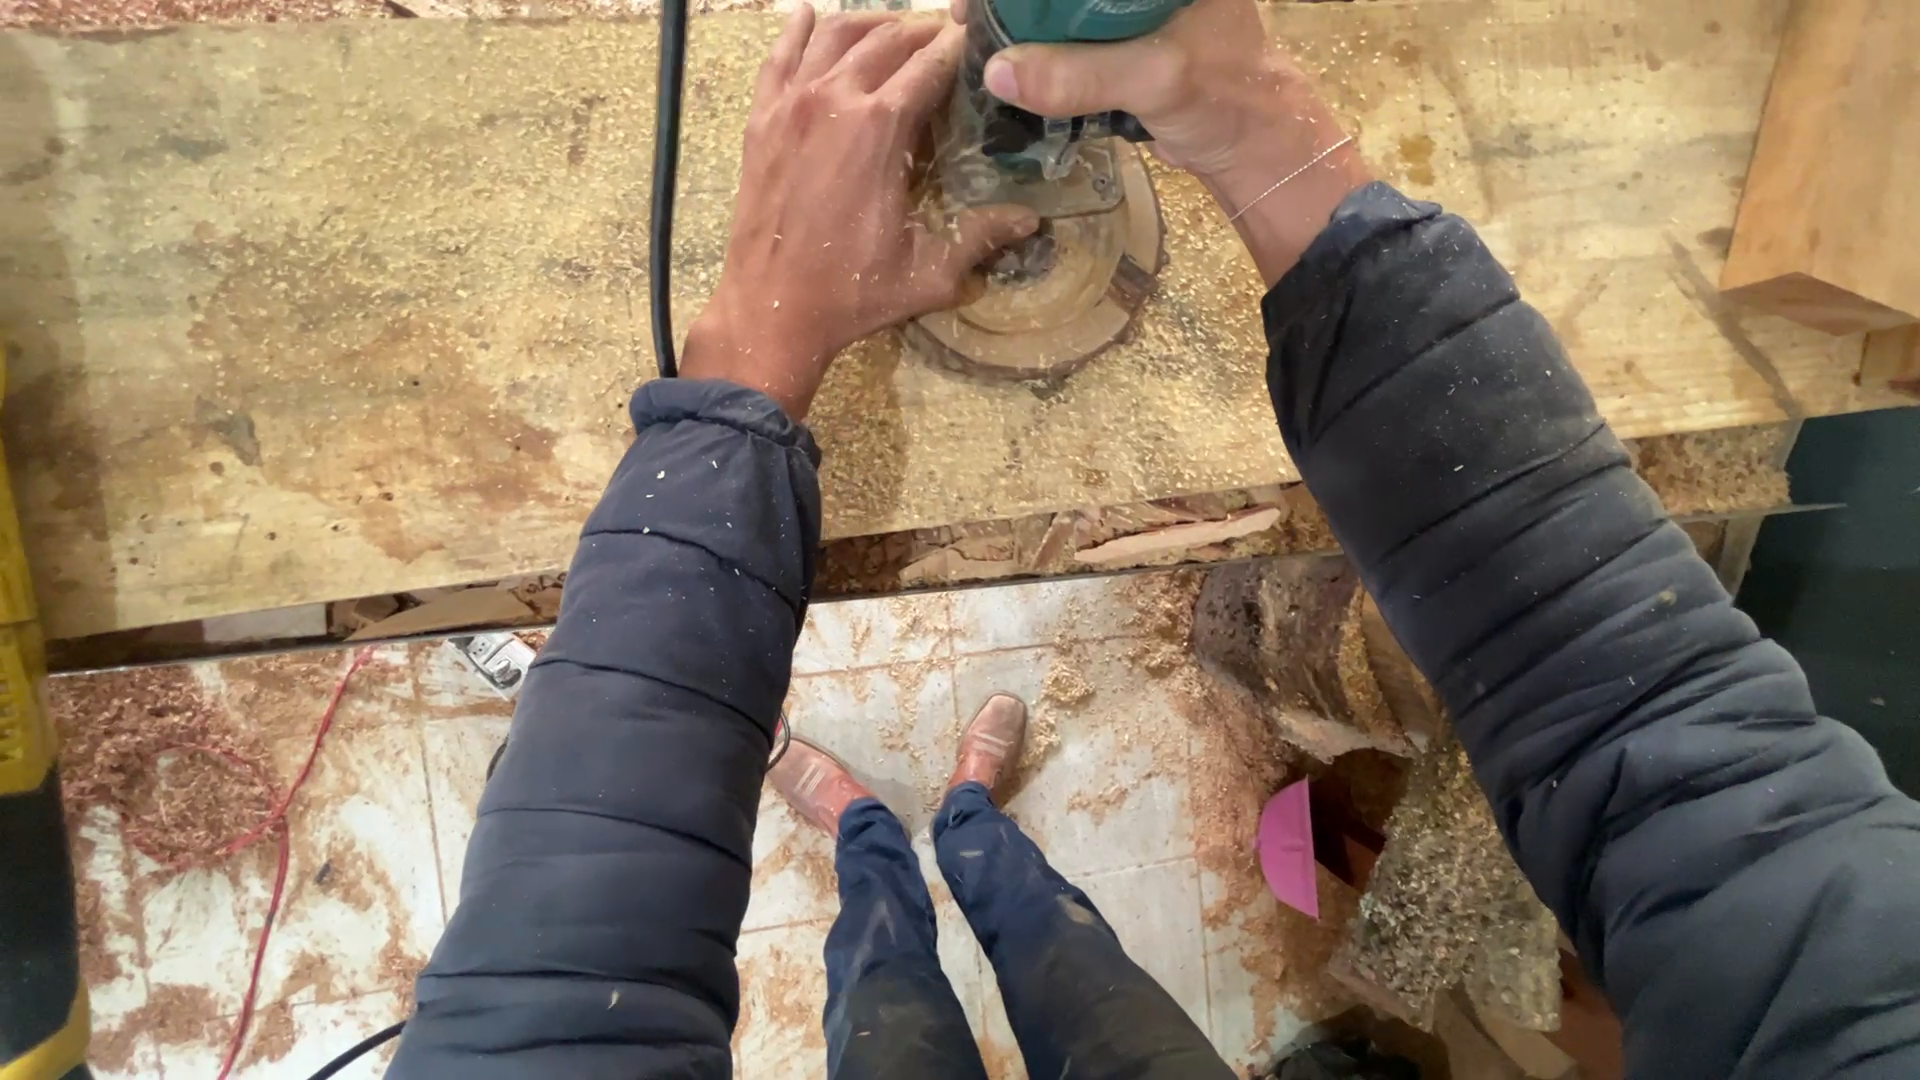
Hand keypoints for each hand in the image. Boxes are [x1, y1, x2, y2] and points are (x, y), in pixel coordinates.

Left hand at [682, 7, 1039, 419]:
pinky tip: (811, 16)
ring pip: (835, 33)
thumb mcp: (929, 273)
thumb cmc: (852, 293)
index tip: (977, 44)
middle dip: (923, 30)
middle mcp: (834, 98)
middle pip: (887, 38)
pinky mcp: (761, 120)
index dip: (958, 48)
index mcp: (880, 127)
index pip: (930, 64)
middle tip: (947, 36)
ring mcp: (791, 104)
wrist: (773, 309)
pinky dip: (800, 30)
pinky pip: (781, 55)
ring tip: (896, 27)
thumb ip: (980, 238)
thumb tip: (1030, 218)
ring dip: (871, 23)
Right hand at [951, 0, 1370, 284]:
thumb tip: (998, 73)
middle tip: (963, 10)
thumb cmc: (1222, 95)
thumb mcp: (1152, 77)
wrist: (1248, 146)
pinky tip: (1006, 59)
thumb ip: (1079, 74)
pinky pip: (1068, 40)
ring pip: (1060, 8)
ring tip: (972, 32)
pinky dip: (1038, 52)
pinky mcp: (1119, 45)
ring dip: (1019, 21)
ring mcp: (1127, 10)